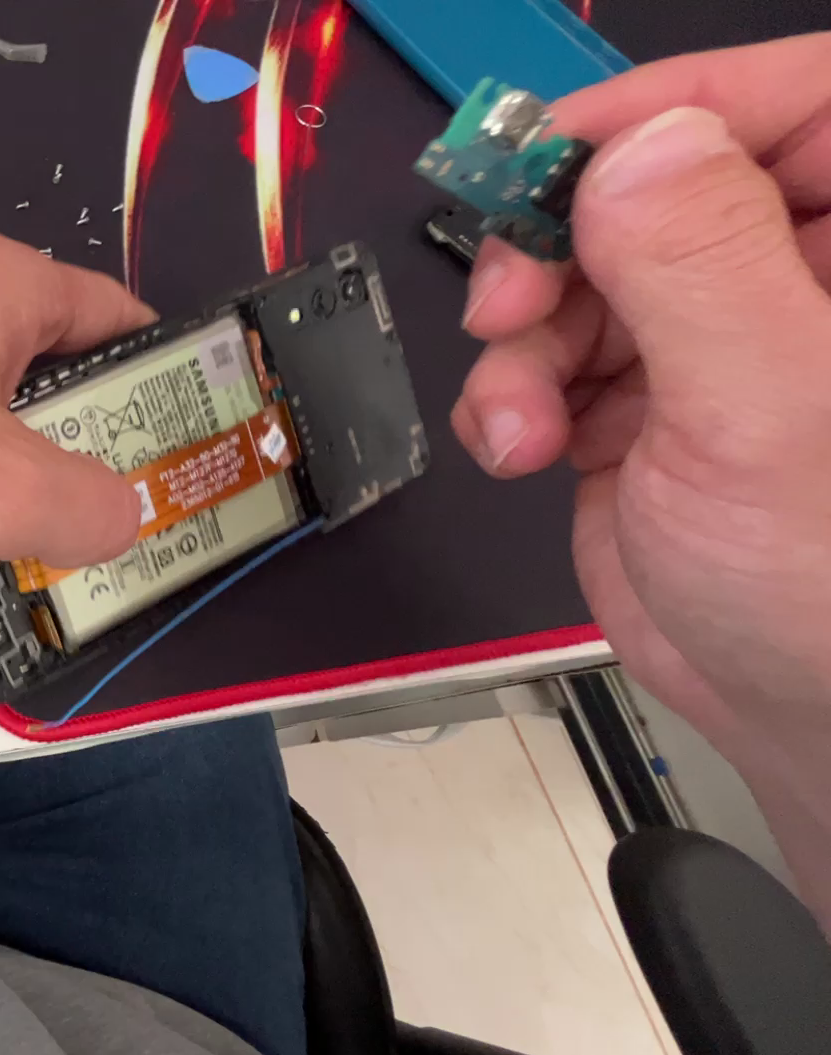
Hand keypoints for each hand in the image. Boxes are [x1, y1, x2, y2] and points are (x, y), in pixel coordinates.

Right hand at [452, 35, 830, 756]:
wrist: (792, 702)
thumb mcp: (770, 413)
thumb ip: (702, 271)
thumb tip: (635, 148)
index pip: (792, 105)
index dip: (657, 117)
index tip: (534, 163)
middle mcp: (799, 275)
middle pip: (641, 199)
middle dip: (549, 261)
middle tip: (503, 316)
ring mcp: (707, 338)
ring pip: (570, 290)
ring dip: (515, 359)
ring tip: (517, 434)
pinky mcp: (631, 397)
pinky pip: (537, 363)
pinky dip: (504, 404)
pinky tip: (517, 451)